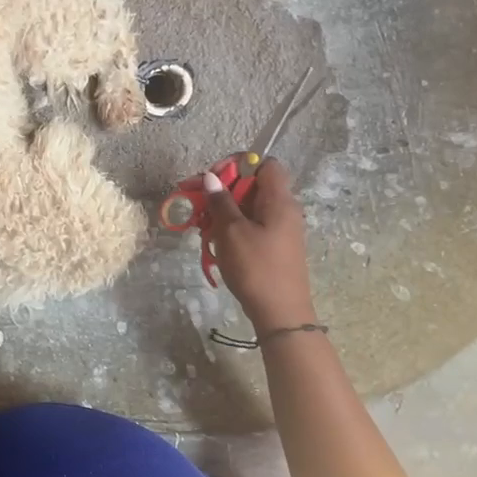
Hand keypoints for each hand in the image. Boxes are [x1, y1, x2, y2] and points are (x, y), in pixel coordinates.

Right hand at [201, 158, 316, 330]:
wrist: (279, 312)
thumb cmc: (256, 268)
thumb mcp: (231, 232)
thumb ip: (220, 201)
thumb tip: (210, 177)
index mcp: (279, 200)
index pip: (265, 164)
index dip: (238, 164)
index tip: (211, 178)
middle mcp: (283, 209)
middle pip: (252, 184)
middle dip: (221, 189)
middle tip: (193, 200)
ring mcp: (279, 228)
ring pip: (247, 205)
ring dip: (221, 209)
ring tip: (199, 223)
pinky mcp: (273, 244)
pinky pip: (249, 223)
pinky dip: (230, 225)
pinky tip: (212, 238)